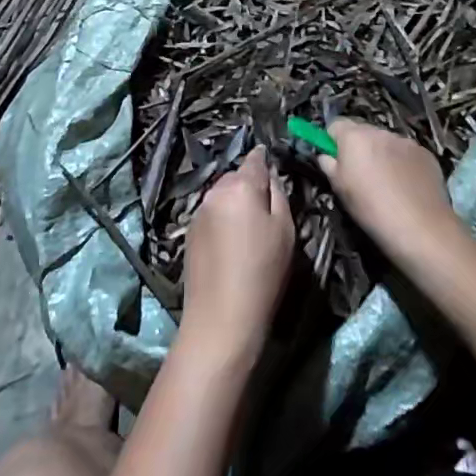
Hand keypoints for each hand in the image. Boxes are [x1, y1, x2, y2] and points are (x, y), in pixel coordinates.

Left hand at [180, 147, 292, 356]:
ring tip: (249, 224)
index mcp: (240, 186)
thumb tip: (269, 177)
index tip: (270, 160)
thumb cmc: (263, 271)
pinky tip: (231, 240)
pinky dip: (222, 218)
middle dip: (249, 184)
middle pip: (236, 177)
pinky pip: (211, 213)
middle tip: (266, 205)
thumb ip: (278, 195)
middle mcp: (214, 191)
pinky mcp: (189, 231)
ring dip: (234, 201)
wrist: (221, 315)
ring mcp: (198, 211)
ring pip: (221, 195)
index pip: (254, 160)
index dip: (264, 160)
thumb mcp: (285, 230)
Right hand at [318, 120, 467, 261]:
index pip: (335, 124)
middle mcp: (381, 132)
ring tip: (386, 183)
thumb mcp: (339, 189)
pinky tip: (406, 186)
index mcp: (354, 136)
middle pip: (363, 131)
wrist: (420, 226)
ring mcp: (406, 141)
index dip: (332, 140)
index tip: (335, 160)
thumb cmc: (370, 208)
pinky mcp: (426, 154)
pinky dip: (403, 163)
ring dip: (382, 154)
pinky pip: (407, 153)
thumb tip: (327, 157)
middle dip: (359, 147)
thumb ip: (328, 165)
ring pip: (386, 142)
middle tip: (360, 174)